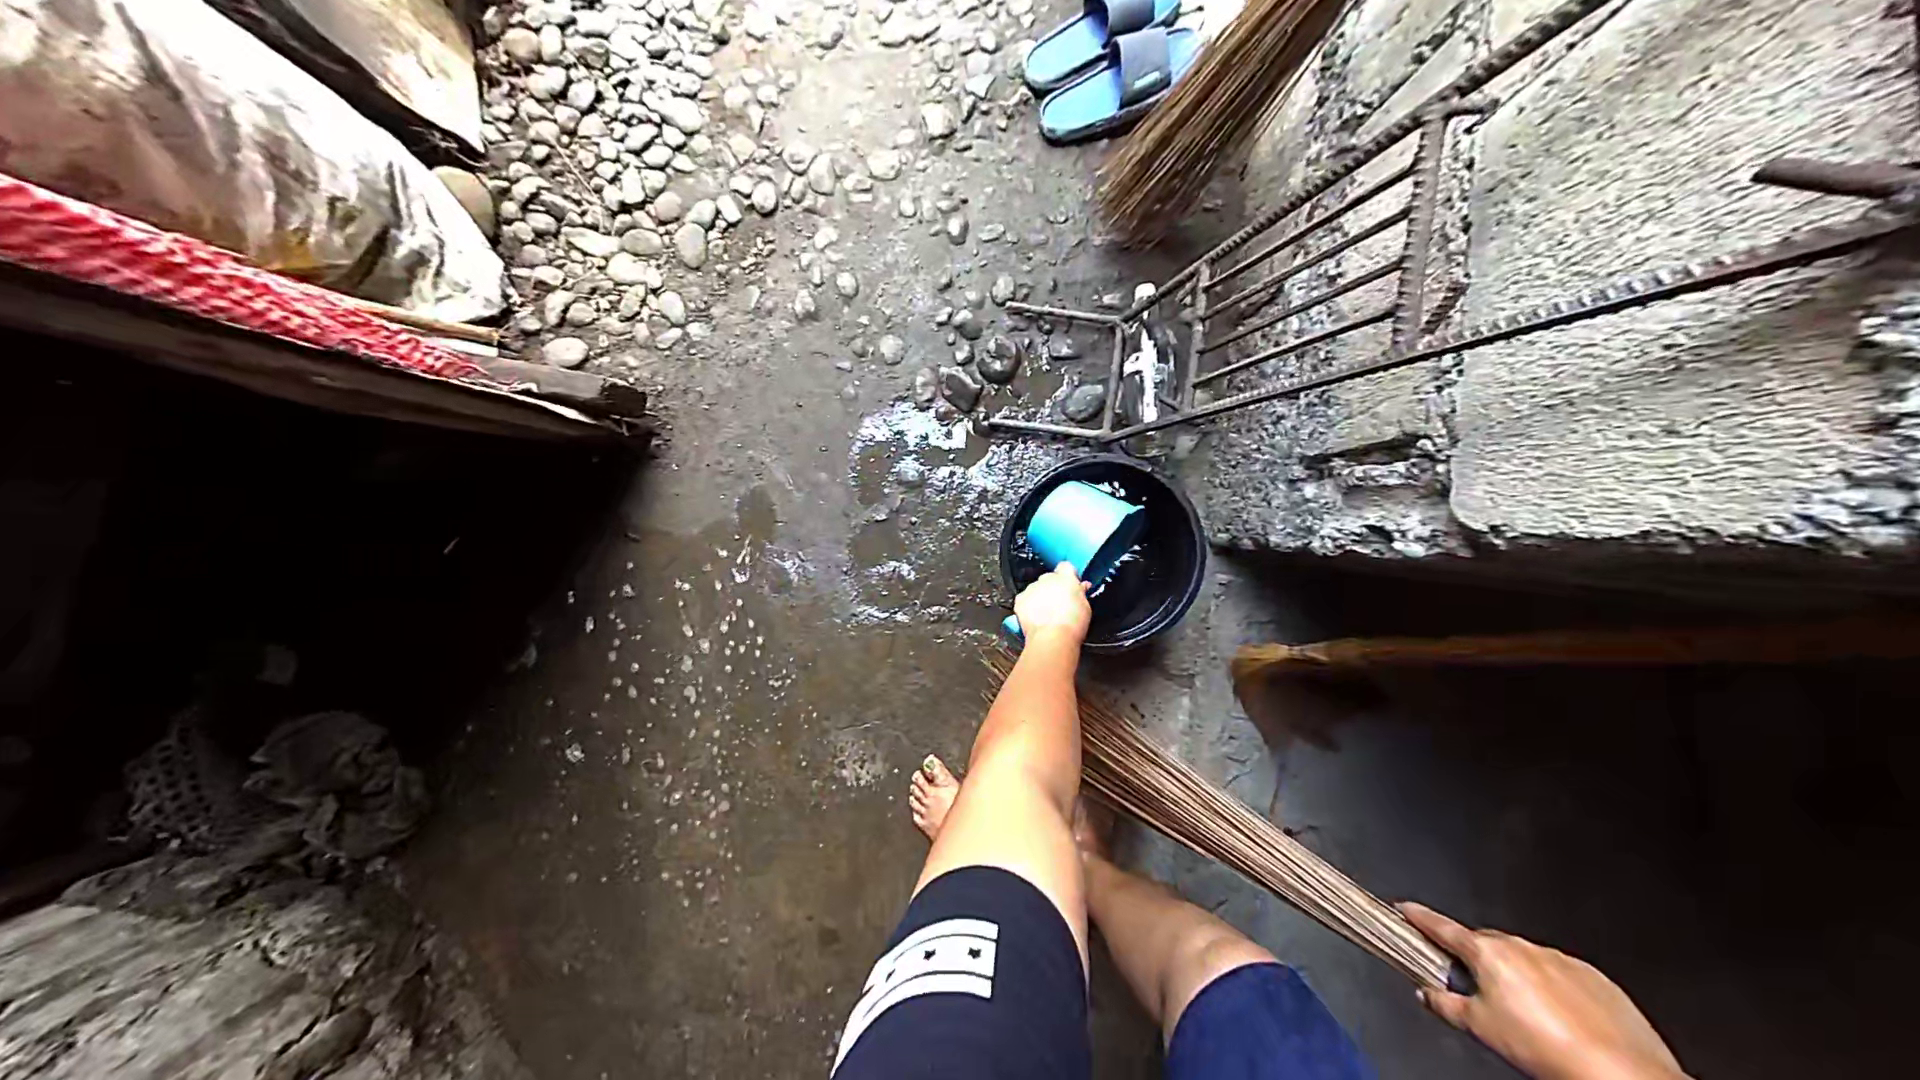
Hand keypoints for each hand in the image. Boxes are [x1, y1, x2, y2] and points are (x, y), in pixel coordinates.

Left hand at [1013, 562, 1090, 645]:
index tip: (1070, 585)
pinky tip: (1035, 618)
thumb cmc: (1072, 625)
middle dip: (1053, 589)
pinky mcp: (1020, 600)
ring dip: (1039, 598)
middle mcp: (1047, 579)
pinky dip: (1027, 607)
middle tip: (1059, 604)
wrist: (1053, 638)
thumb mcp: (1085, 607)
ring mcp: (1032, 589)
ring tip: (1047, 615)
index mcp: (1066, 578)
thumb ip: (1081, 593)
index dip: (1068, 576)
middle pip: (1049, 578)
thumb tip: (1081, 588)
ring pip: (1035, 589)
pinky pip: (1024, 600)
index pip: (1066, 567)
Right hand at [1401, 903, 1687, 1079]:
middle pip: (1483, 944)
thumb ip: (1445, 1003)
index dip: (1419, 916)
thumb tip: (1428, 994)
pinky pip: (1560, 974)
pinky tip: (1560, 1021)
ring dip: (1516, 977)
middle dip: (1475, 961)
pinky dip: (1552, 989)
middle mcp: (1521, 947)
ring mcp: (1559, 959)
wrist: (1623, 1075)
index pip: (1441, 926)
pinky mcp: (1593, 978)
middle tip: (1474, 989)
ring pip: (1523, 959)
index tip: (1405, 908)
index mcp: (1488, 953)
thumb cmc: (1551, 1051)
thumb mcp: (1481, 1028)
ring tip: (1527, 1017)